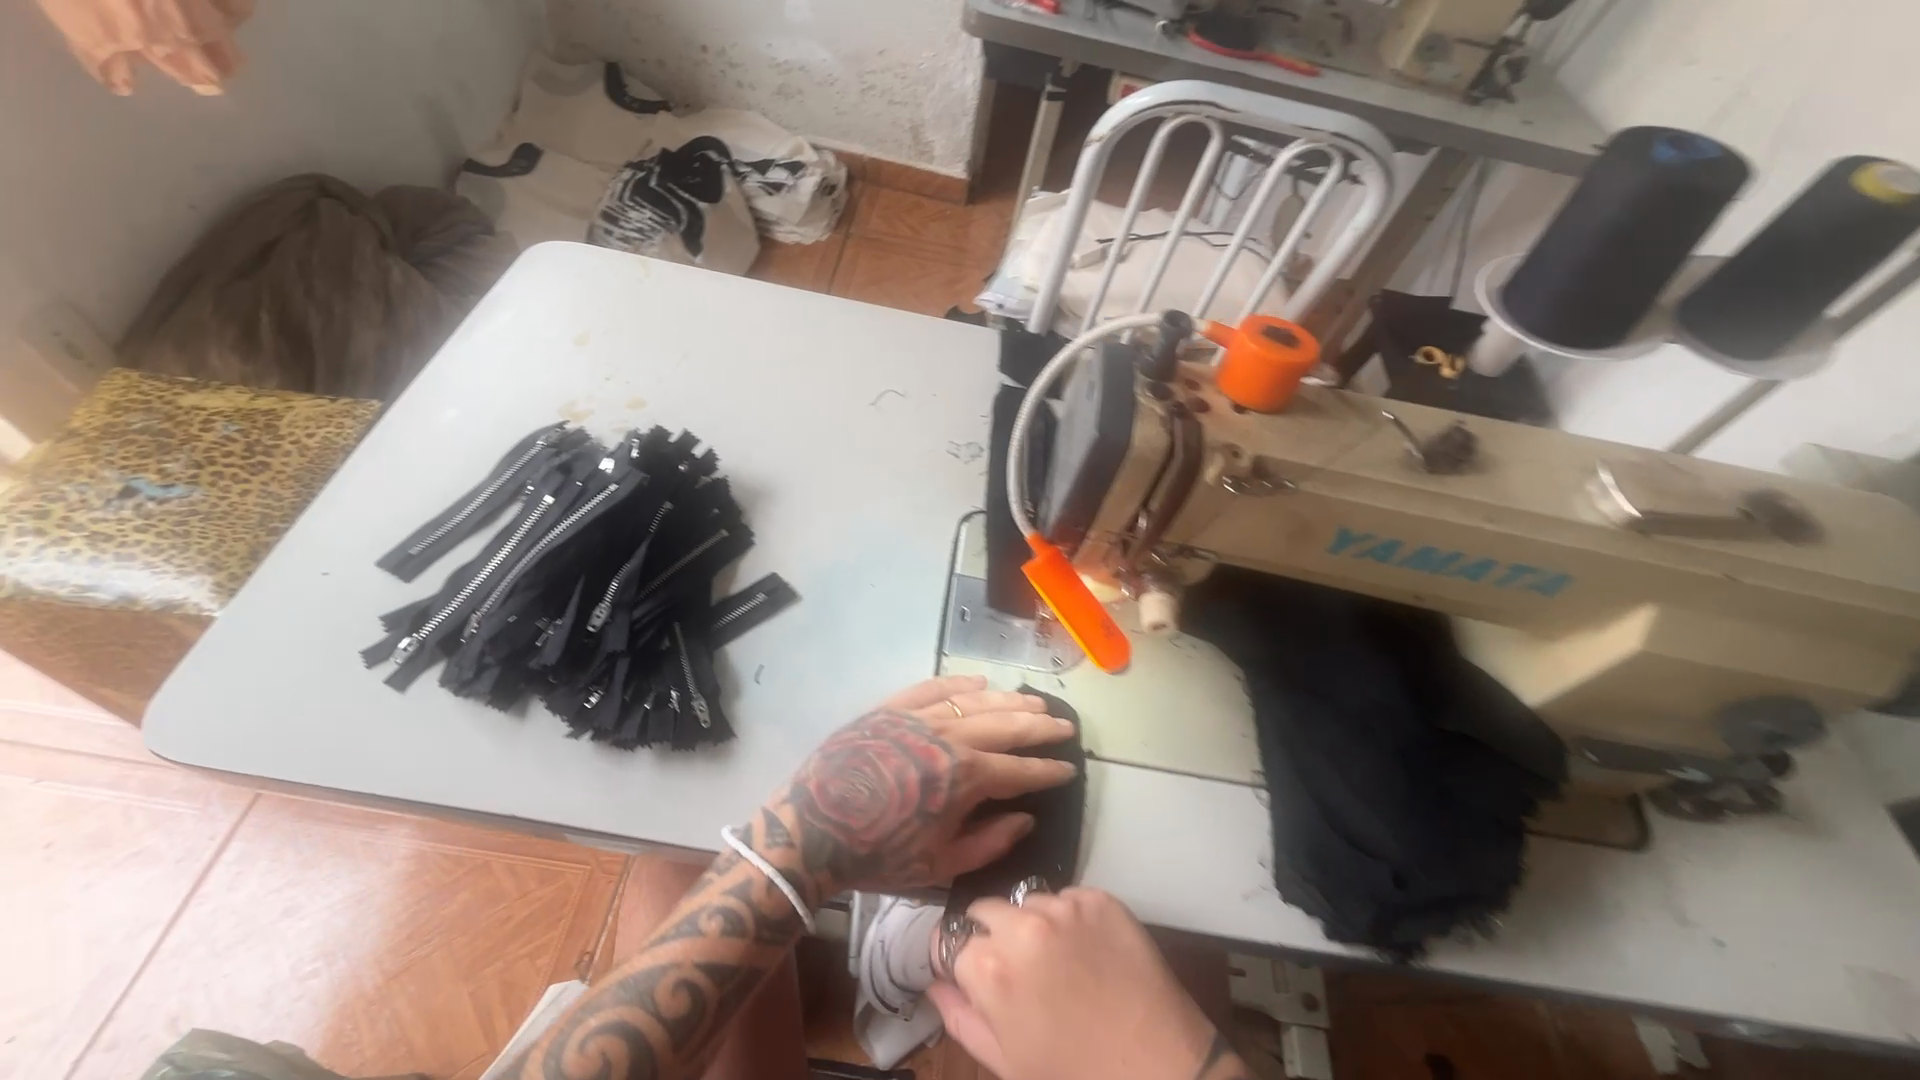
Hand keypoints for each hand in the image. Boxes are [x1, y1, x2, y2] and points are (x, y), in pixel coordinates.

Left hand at [748, 675, 1076, 899]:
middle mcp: (949, 737)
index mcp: (965, 778)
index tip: (1069, 768)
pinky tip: (978, 682)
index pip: (1020, 770)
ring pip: (975, 700)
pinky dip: (958, 683)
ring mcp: (919, 717)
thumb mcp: (940, 865)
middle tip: (1065, 727)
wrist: (811, 829)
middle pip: (1007, 724)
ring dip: (1010, 700)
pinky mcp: (891, 708)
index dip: (1049, 770)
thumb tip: (1027, 817)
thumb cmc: (877, 855)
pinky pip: (932, 687)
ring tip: (1034, 701)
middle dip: (1041, 727)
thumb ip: (990, 842)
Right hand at [928, 888, 1248, 1079]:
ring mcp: (1064, 907)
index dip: (962, 961)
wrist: (1161, 1066)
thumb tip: (936, 984)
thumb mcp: (1006, 1061)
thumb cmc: (1074, 1072)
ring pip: (1028, 902)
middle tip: (1021, 970)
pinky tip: (1089, 952)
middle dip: (993, 935)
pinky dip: (1071, 919)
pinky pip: (1069, 898)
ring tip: (1060, 962)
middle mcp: (1021, 925)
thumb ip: (960, 1018)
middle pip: (986, 910)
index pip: (952, 941)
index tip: (976, 975)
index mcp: (988, 968)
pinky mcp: (1100, 898)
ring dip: (1033, 924)